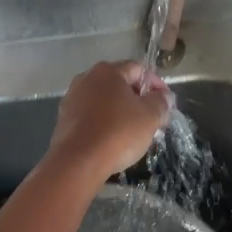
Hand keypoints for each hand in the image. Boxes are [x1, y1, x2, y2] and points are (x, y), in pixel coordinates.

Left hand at [46, 61, 171, 179]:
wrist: (78, 161)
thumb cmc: (118, 132)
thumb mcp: (149, 116)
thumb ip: (161, 102)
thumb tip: (165, 96)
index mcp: (108, 71)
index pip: (139, 70)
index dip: (156, 85)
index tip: (167, 103)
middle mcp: (87, 78)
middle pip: (120, 83)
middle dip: (139, 99)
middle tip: (154, 118)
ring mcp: (73, 97)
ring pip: (105, 100)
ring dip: (122, 111)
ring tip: (135, 131)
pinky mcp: (65, 118)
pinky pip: (92, 114)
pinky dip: (105, 121)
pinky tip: (114, 139)